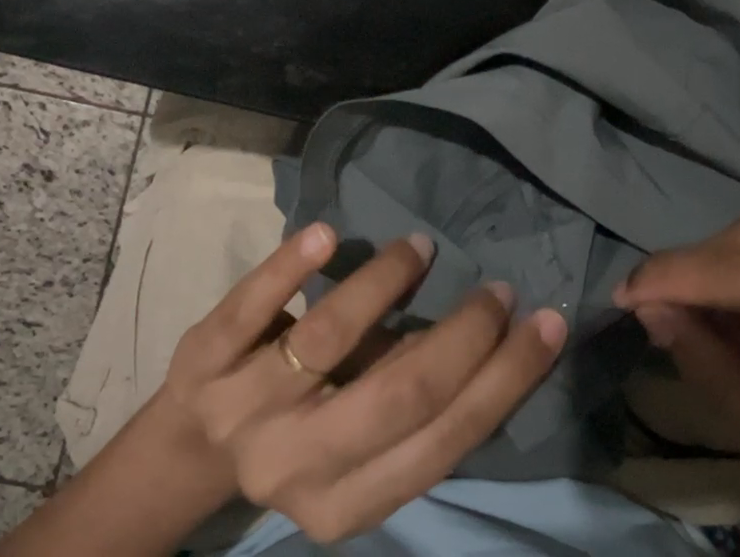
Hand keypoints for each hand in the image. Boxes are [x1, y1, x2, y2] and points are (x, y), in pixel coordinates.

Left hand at [160, 223, 568, 542]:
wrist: (192, 445)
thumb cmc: (301, 436)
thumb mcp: (358, 445)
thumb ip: (411, 404)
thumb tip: (491, 335)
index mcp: (347, 503)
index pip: (442, 442)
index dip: (503, 381)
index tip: (546, 323)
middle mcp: (296, 465)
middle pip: (398, 395)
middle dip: (463, 336)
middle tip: (498, 290)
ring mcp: (242, 410)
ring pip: (327, 339)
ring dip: (382, 285)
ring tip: (420, 247)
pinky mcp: (203, 357)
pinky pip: (250, 306)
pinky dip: (290, 268)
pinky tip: (328, 235)